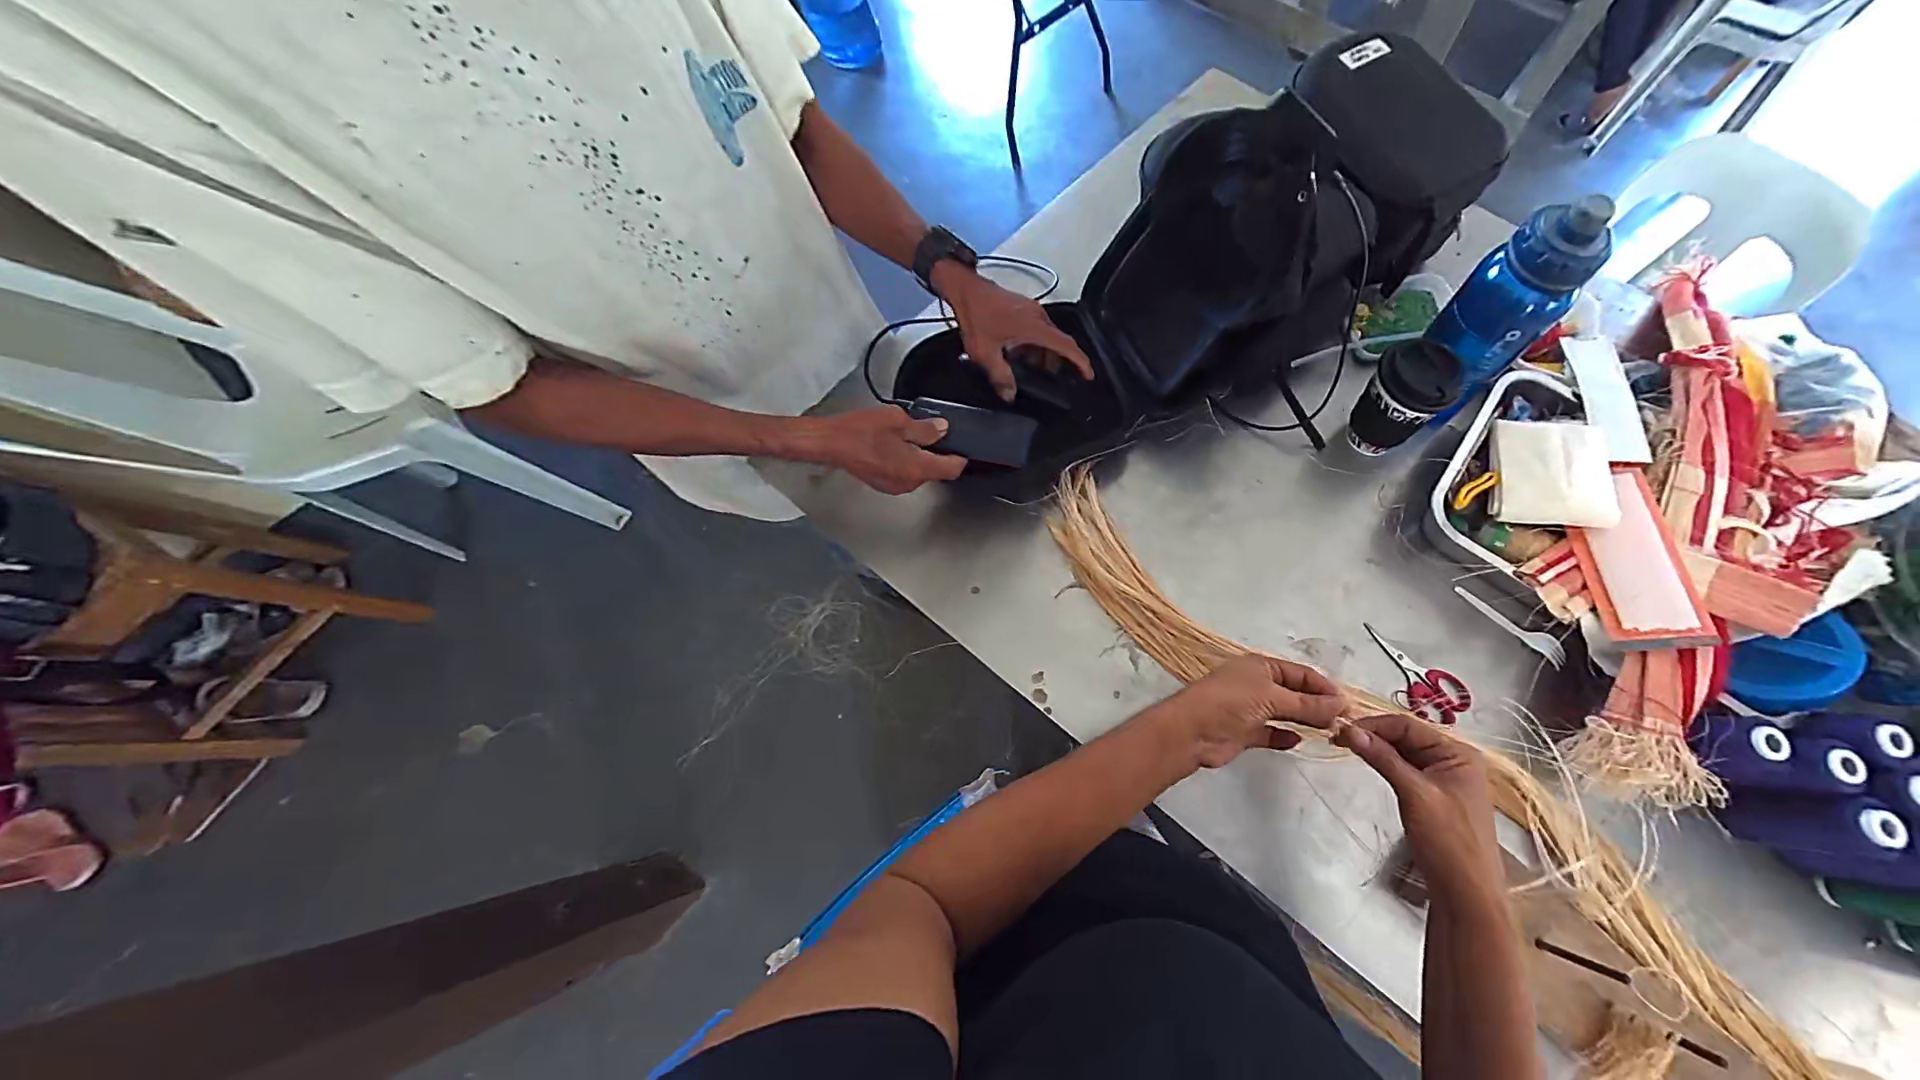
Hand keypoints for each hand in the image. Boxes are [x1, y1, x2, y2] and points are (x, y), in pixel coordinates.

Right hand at [810, 405, 966, 494]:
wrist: (829, 443)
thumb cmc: (859, 432)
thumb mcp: (898, 420)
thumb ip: (924, 428)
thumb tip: (941, 430)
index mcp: (916, 469)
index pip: (951, 469)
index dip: (960, 457)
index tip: (963, 447)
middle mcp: (908, 483)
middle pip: (935, 472)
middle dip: (938, 454)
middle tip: (934, 432)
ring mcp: (894, 486)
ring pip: (919, 473)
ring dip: (921, 458)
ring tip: (911, 436)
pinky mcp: (883, 484)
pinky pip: (904, 474)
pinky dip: (906, 462)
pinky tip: (896, 446)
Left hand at [932, 262, 1094, 401]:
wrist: (965, 288)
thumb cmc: (976, 314)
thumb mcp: (986, 353)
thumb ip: (1000, 376)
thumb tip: (1009, 394)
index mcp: (1035, 327)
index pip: (1067, 346)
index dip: (1080, 362)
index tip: (1088, 375)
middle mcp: (1038, 316)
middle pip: (1058, 343)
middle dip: (1058, 363)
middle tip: (1051, 380)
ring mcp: (1031, 309)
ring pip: (1047, 336)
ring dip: (1044, 354)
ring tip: (1032, 370)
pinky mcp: (1023, 307)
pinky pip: (1037, 328)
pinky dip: (1035, 344)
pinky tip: (1019, 354)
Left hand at [1152, 655, 1346, 768]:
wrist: (1191, 732)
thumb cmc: (1229, 703)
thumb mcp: (1271, 697)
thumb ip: (1307, 704)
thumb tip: (1341, 705)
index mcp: (1259, 667)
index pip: (1300, 674)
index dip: (1324, 688)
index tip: (1348, 705)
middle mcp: (1255, 684)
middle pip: (1294, 693)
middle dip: (1318, 705)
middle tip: (1346, 721)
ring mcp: (1249, 709)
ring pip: (1284, 712)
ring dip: (1305, 720)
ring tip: (1331, 732)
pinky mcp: (1244, 732)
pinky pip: (1270, 732)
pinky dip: (1284, 736)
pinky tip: (1298, 741)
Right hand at [1334, 714, 1503, 903]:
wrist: (1466, 892)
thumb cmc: (1449, 841)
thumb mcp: (1414, 794)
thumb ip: (1383, 758)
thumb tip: (1350, 730)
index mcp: (1458, 754)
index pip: (1407, 725)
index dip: (1373, 724)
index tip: (1340, 729)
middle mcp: (1453, 760)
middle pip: (1405, 736)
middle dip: (1372, 734)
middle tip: (1337, 737)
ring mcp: (1443, 777)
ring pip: (1402, 751)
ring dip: (1375, 747)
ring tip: (1345, 746)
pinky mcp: (1432, 793)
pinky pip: (1403, 767)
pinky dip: (1383, 762)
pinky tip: (1365, 761)